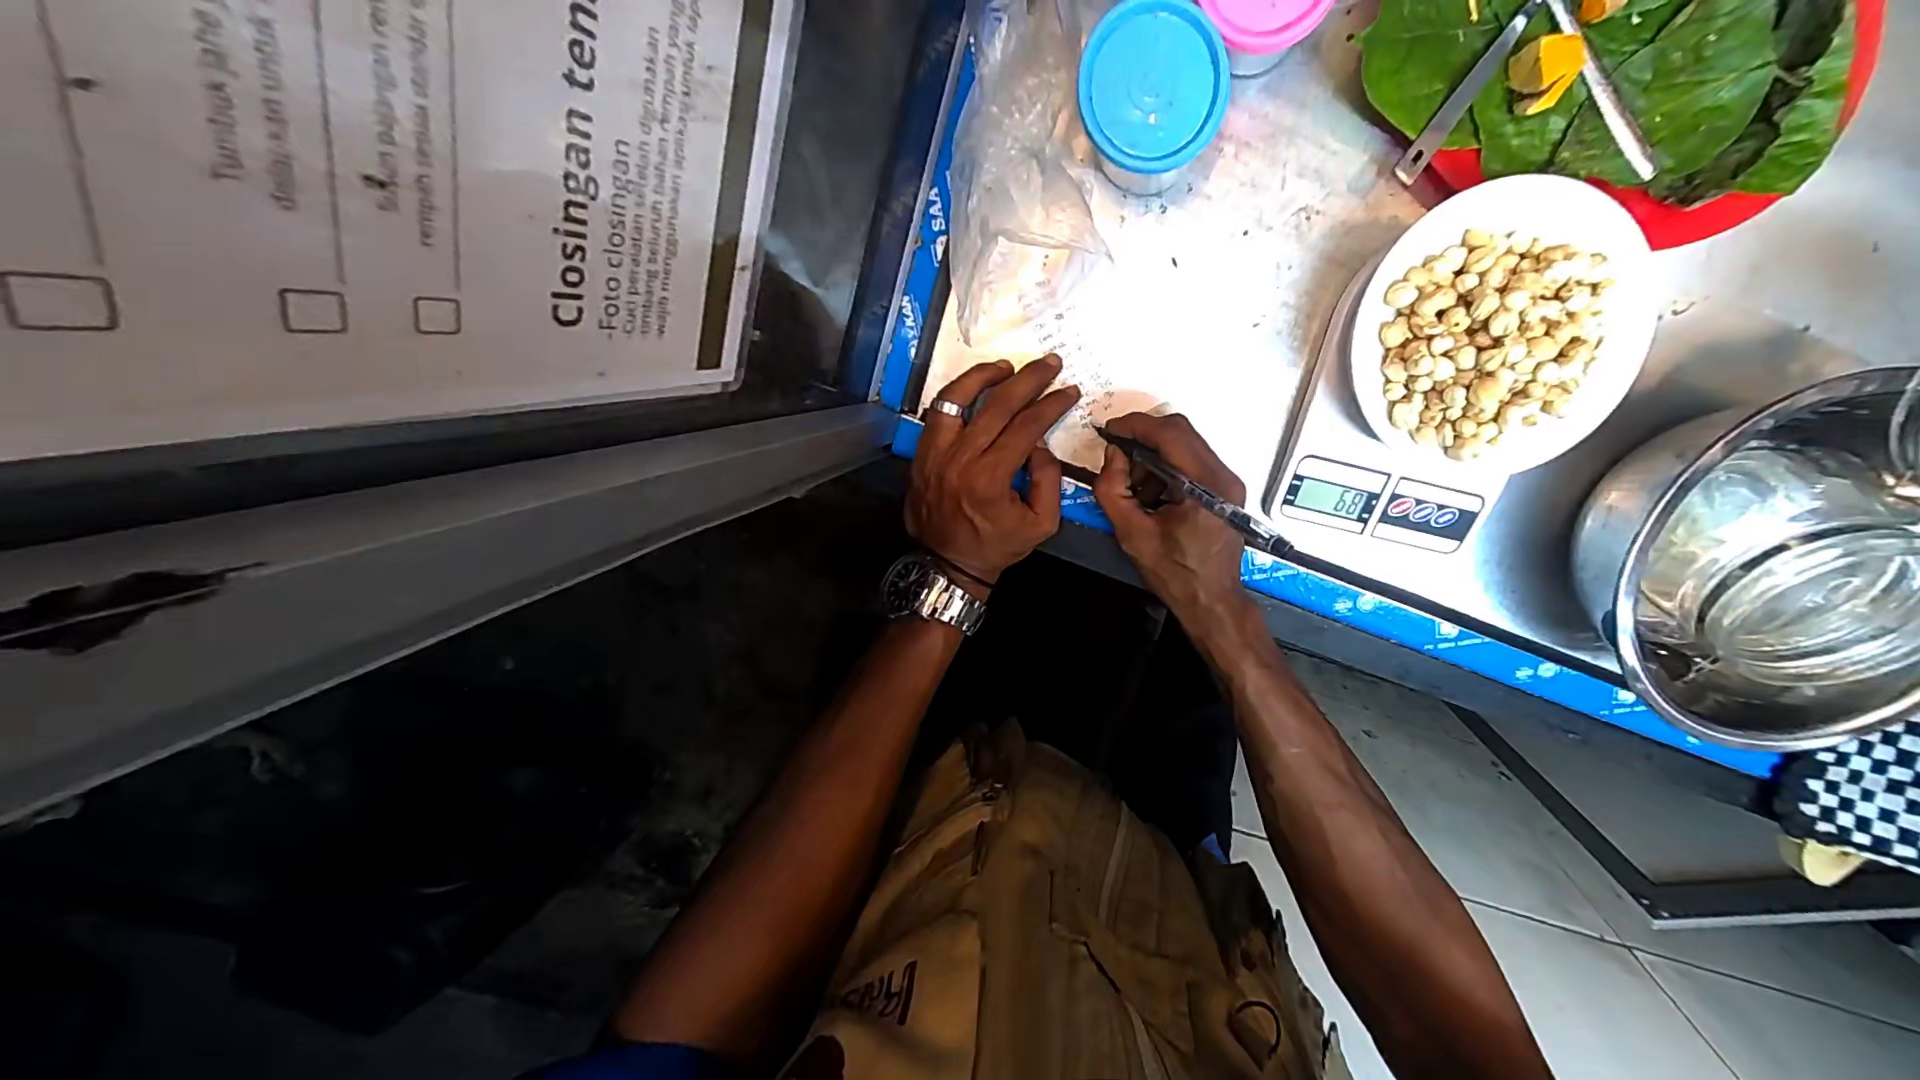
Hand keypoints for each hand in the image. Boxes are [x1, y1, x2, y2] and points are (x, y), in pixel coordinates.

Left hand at [908, 355, 1080, 586]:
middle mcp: (960, 459)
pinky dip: (956, 395)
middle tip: (1049, 364)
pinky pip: (936, 414)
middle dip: (1029, 380)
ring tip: (1007, 367)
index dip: (1051, 404)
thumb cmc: (996, 546)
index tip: (1069, 391)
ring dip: (984, 376)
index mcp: (991, 478)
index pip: (1026, 426)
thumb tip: (1041, 442)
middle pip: (997, 405)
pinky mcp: (921, 455)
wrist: (948, 564)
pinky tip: (974, 387)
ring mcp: (935, 454)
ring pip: (956, 399)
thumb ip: (1047, 479)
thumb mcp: (1040, 523)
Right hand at [1093, 412, 1252, 631]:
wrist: (1210, 599)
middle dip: (1143, 438)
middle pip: (1180, 431)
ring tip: (1135, 486)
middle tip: (1117, 452)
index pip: (1170, 434)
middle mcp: (1223, 477)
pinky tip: (1151, 495)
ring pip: (1185, 444)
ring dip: (1153, 455)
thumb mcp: (1131, 533)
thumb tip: (1112, 456)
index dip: (1136, 426)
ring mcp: (1227, 481)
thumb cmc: (1178, 575)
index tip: (1112, 429)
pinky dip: (1165, 468)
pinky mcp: (1223, 488)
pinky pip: (1190, 461)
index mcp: (1206, 486)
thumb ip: (1113, 490)